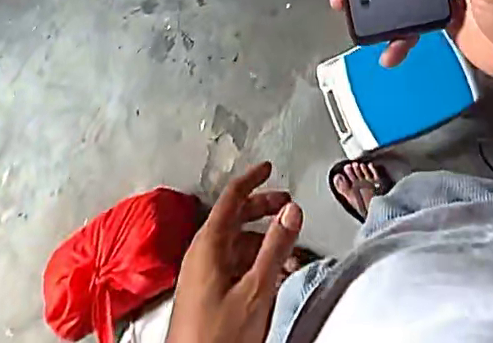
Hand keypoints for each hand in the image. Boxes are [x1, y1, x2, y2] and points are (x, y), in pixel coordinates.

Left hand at [166, 162, 302, 342]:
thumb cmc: (219, 337)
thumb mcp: (256, 291)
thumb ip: (275, 247)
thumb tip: (292, 209)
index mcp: (208, 243)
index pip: (231, 197)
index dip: (251, 179)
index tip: (268, 167)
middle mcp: (201, 253)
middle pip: (233, 218)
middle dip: (261, 208)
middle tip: (286, 205)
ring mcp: (201, 275)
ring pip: (234, 243)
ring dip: (261, 240)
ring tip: (288, 248)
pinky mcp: (205, 296)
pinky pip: (231, 265)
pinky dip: (253, 261)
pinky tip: (272, 274)